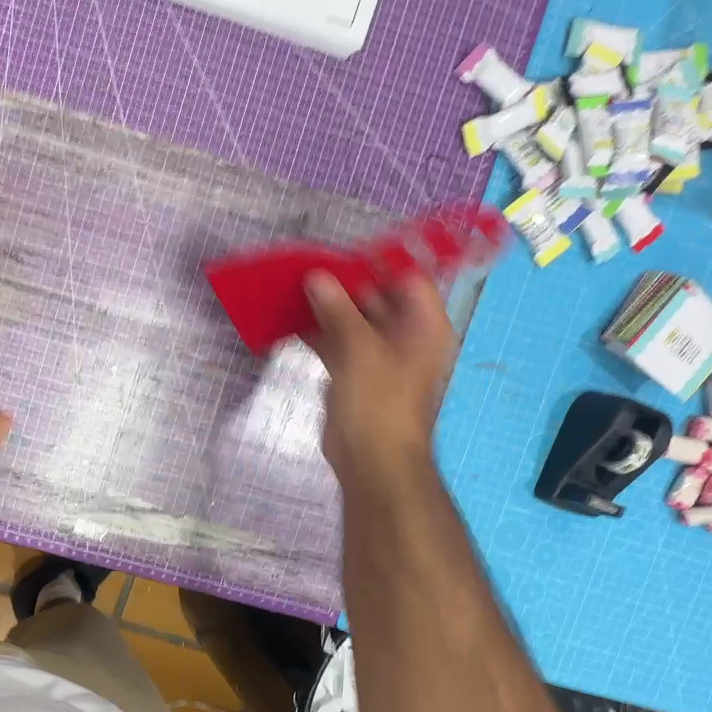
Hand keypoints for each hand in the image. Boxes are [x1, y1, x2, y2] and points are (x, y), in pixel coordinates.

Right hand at [304, 271, 456, 490]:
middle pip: (376, 297)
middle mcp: (404, 336)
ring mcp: (378, 355)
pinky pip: (335, 342)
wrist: (372, 461)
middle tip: (307, 265)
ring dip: (324, 306)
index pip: (409, 278)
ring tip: (291, 287)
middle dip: (343, 283)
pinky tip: (288, 320)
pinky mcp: (353, 373)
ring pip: (351, 319)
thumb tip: (317, 277)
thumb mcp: (360, 350)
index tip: (343, 250)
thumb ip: (338, 310)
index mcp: (423, 326)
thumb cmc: (378, 404)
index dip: (380, 261)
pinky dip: (315, 331)